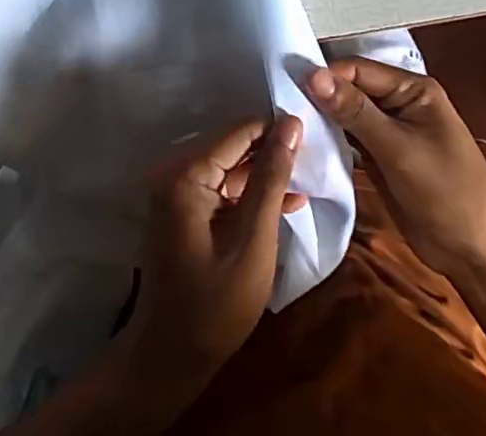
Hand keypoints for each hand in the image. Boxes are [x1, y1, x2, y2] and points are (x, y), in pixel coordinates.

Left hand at [127, 116, 307, 376]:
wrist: (169, 360)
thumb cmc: (215, 306)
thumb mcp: (254, 240)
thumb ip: (272, 178)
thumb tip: (291, 125)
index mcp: (186, 175)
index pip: (240, 131)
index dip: (278, 129)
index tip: (315, 133)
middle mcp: (175, 174)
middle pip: (234, 145)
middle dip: (274, 151)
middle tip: (316, 157)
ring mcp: (177, 192)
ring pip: (232, 166)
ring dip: (267, 174)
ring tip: (308, 180)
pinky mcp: (184, 210)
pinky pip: (223, 187)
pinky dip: (251, 194)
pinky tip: (286, 202)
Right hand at [306, 59, 485, 280]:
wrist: (477, 251)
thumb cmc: (446, 190)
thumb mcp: (398, 148)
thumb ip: (355, 111)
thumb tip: (313, 75)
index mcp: (412, 88)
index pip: (358, 70)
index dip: (324, 76)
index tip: (286, 87)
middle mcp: (400, 103)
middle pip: (351, 90)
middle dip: (320, 96)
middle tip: (279, 106)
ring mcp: (391, 133)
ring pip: (348, 116)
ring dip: (323, 120)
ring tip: (285, 125)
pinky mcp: (382, 159)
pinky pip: (351, 141)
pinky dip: (332, 142)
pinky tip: (306, 146)